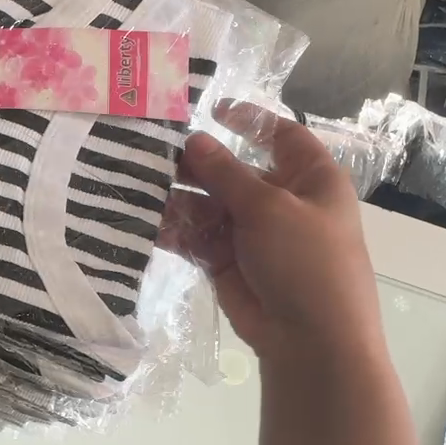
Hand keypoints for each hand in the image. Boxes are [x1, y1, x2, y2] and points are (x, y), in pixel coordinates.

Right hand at [164, 101, 381, 364]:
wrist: (308, 335)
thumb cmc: (306, 260)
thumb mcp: (269, 208)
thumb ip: (226, 173)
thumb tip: (193, 140)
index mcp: (308, 178)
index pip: (280, 136)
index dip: (249, 121)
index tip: (209, 109)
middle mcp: (278, 201)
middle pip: (231, 171)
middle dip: (195, 165)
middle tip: (149, 155)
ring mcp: (249, 232)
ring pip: (206, 205)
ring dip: (176, 199)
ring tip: (137, 188)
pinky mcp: (223, 260)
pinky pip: (193, 237)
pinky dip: (171, 231)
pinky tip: (142, 223)